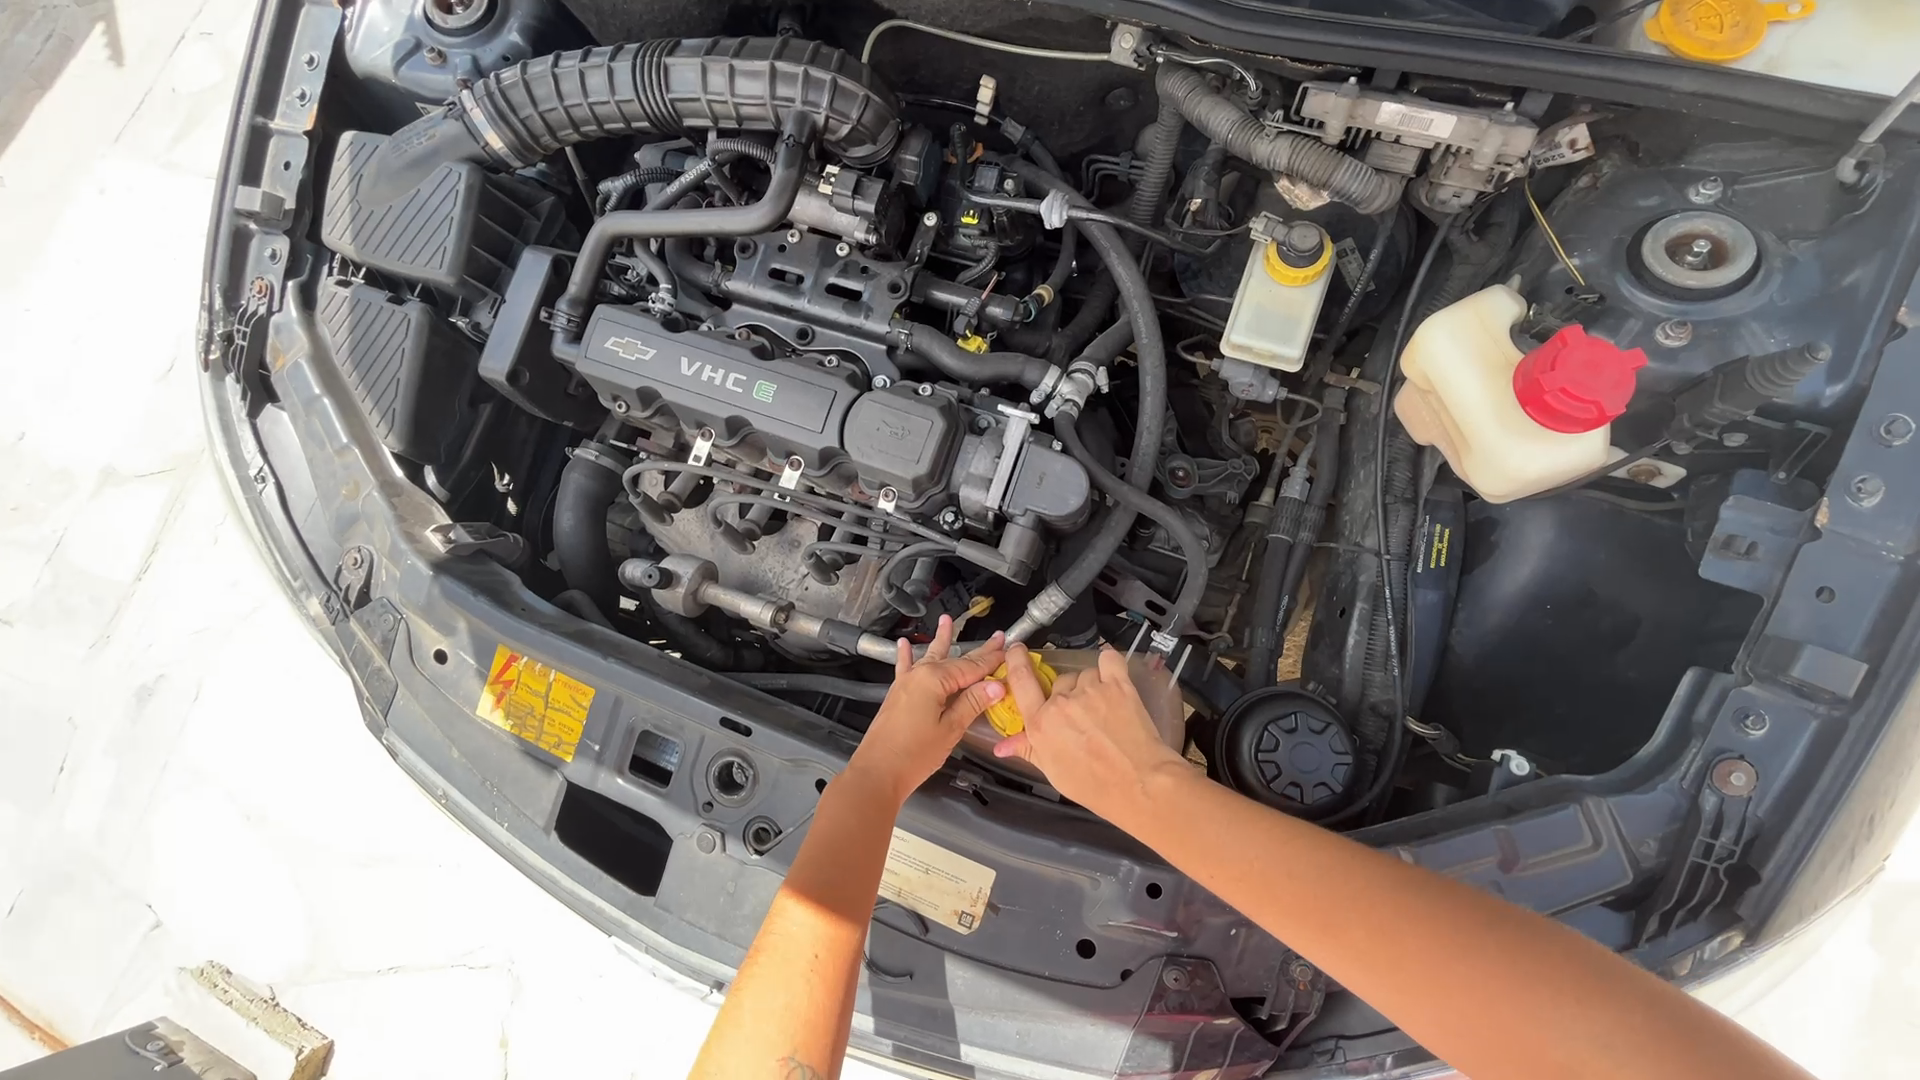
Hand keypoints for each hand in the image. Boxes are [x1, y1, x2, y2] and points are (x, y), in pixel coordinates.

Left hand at [844, 616, 1007, 806]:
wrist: (877, 773)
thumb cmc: (914, 755)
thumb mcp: (950, 729)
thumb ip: (972, 703)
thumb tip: (996, 684)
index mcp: (934, 680)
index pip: (971, 667)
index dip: (992, 660)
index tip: (1008, 650)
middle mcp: (919, 675)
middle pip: (955, 660)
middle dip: (977, 651)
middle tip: (996, 638)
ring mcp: (906, 684)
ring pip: (930, 657)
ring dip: (941, 640)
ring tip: (946, 620)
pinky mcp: (898, 695)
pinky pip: (905, 668)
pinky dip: (906, 656)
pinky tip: (904, 644)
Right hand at [992, 644, 1189, 821]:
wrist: (1140, 784)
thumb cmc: (1096, 785)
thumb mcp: (1054, 772)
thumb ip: (1028, 750)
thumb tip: (1001, 746)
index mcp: (1041, 722)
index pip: (1020, 679)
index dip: (1016, 660)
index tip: (1016, 650)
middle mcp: (1062, 702)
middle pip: (1059, 682)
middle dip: (1066, 694)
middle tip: (1081, 716)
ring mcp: (1091, 690)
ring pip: (1084, 675)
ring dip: (1090, 686)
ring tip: (1103, 709)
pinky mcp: (1118, 684)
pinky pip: (1109, 660)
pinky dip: (1109, 664)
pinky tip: (1112, 676)